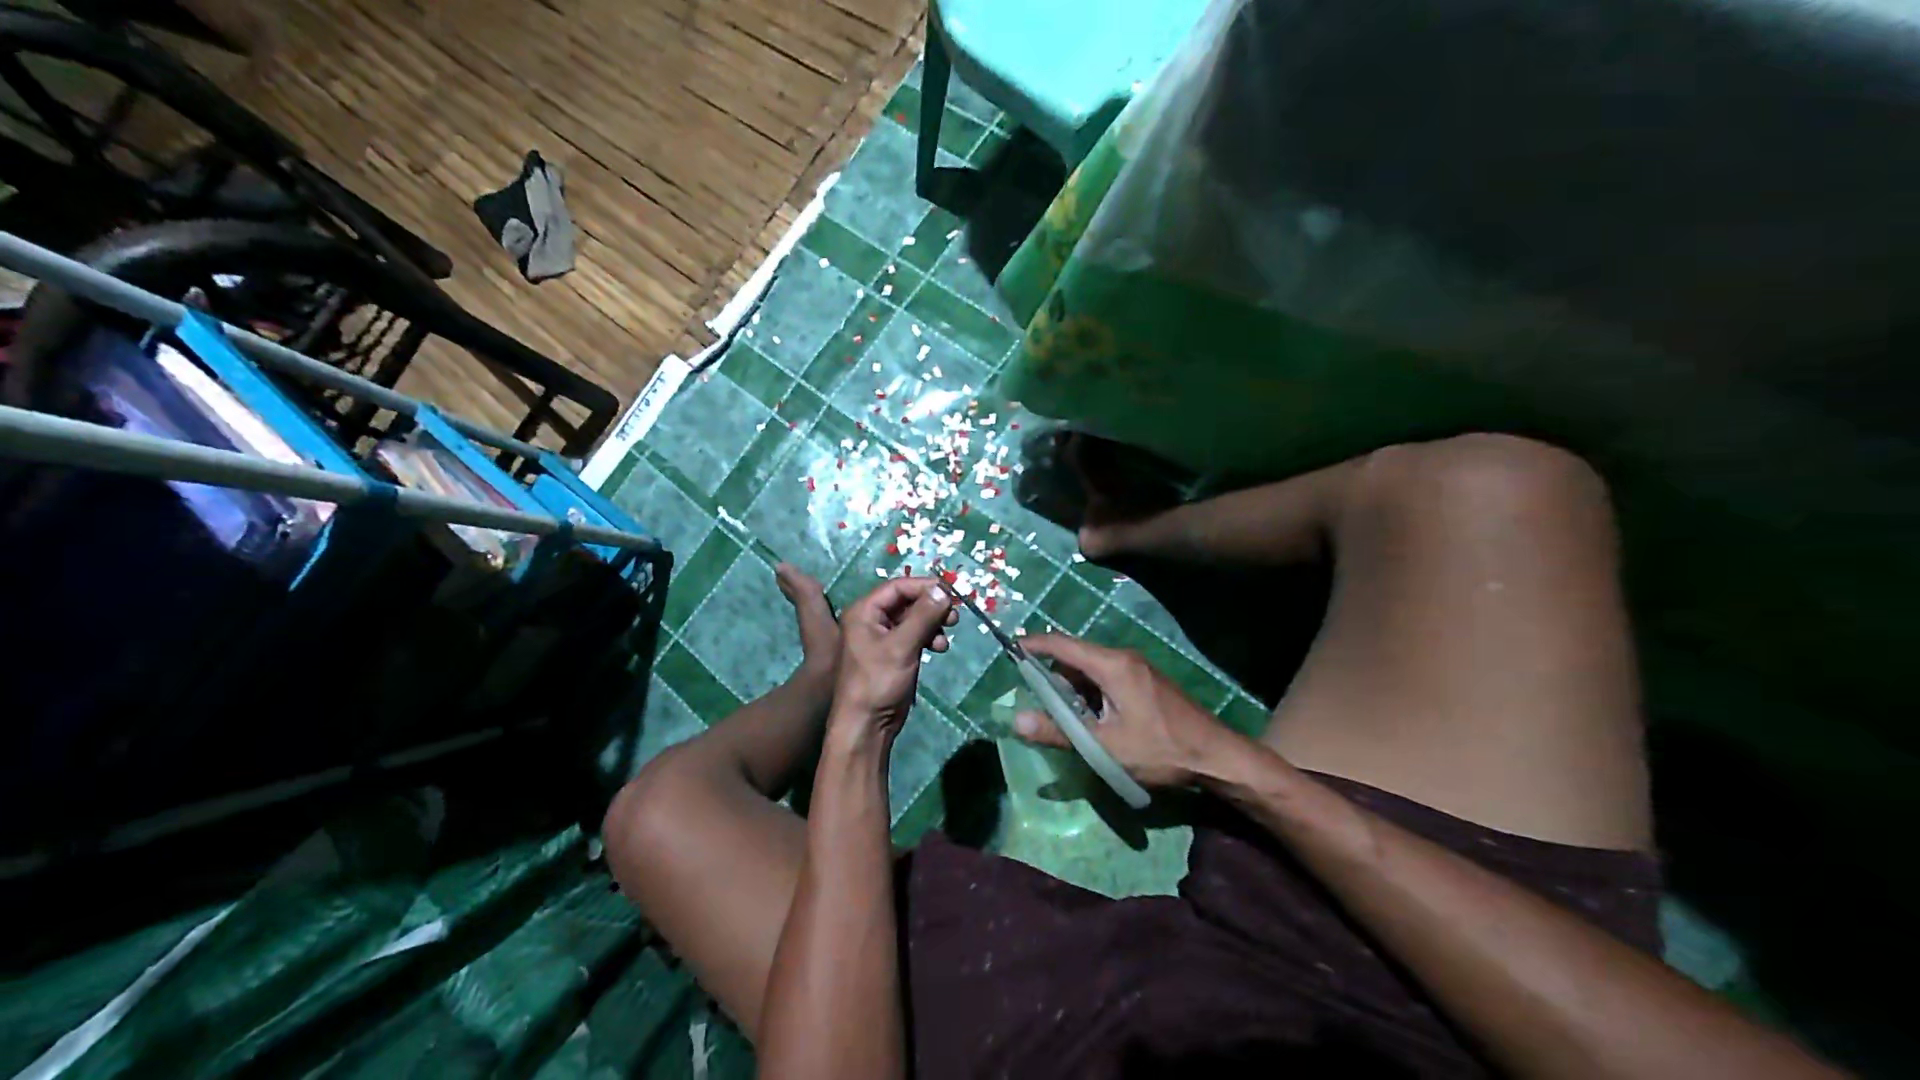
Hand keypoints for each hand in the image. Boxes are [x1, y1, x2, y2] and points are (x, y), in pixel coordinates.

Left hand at [831, 577, 957, 738]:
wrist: (867, 725)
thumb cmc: (877, 682)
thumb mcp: (902, 646)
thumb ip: (923, 616)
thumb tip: (943, 590)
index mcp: (864, 612)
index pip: (897, 587)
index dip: (924, 587)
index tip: (950, 592)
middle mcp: (871, 620)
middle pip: (906, 601)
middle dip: (931, 606)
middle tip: (953, 615)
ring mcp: (882, 638)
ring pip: (913, 619)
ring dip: (932, 623)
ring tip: (948, 633)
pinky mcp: (893, 654)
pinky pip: (914, 636)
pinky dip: (928, 637)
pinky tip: (939, 648)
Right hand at [1013, 634, 1235, 787]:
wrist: (1217, 757)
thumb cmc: (1159, 749)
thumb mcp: (1103, 746)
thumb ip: (1058, 732)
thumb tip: (1017, 720)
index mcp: (1112, 665)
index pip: (1062, 644)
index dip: (1033, 645)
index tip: (1009, 650)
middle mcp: (1124, 658)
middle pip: (1076, 656)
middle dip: (1052, 675)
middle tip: (1035, 701)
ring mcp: (1138, 668)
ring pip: (1091, 668)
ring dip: (1072, 687)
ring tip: (1061, 717)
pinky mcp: (1146, 681)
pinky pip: (1107, 676)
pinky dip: (1090, 692)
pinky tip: (1090, 720)